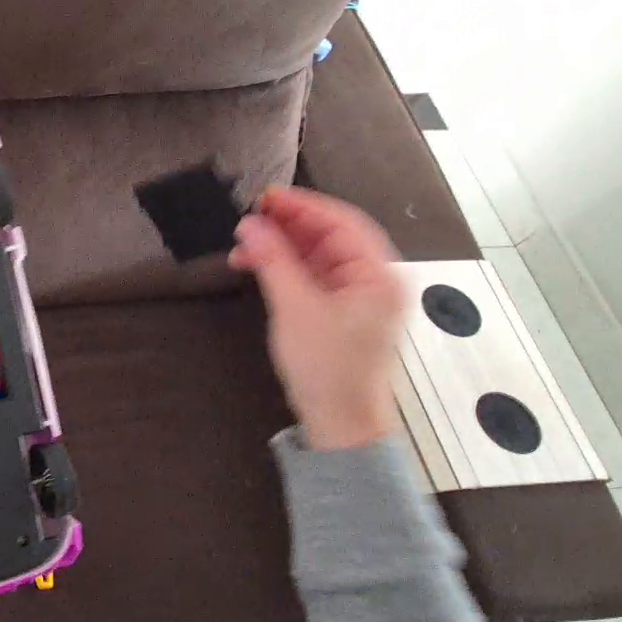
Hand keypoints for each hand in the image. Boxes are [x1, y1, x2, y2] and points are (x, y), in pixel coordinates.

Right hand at [228, 185, 407, 449]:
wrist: (340, 424)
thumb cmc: (326, 366)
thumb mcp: (295, 308)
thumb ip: (273, 260)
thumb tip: (249, 223)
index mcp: (379, 275)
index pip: (342, 223)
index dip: (302, 206)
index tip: (263, 198)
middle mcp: (374, 280)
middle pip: (329, 238)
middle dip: (287, 227)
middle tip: (247, 220)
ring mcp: (357, 297)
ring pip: (317, 257)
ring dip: (280, 248)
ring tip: (242, 247)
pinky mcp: (339, 313)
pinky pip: (312, 277)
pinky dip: (284, 269)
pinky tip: (257, 267)